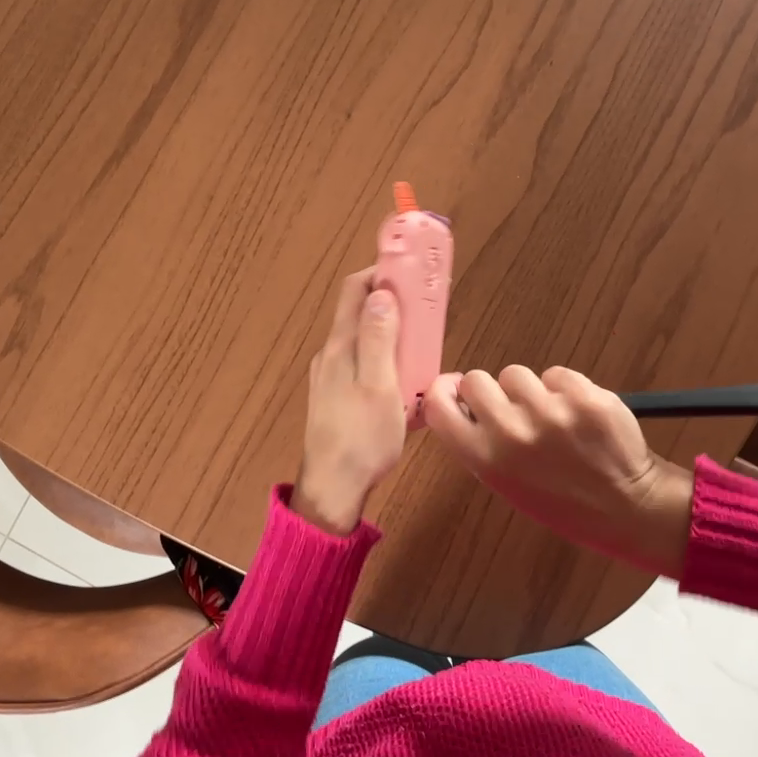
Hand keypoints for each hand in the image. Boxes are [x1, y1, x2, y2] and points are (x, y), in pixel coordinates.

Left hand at [294, 268, 407, 534]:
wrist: (333, 487)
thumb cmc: (362, 437)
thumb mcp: (379, 385)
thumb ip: (379, 338)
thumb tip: (381, 292)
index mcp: (340, 346)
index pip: (355, 289)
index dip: (380, 271)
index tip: (411, 269)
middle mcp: (330, 355)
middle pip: (359, 312)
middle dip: (391, 300)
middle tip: (426, 306)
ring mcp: (331, 377)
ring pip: (362, 340)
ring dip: (391, 331)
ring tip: (423, 340)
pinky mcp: (336, 397)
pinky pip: (363, 364)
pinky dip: (385, 358)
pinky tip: (405, 377)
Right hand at [422, 365, 693, 577]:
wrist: (626, 506)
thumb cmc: (559, 500)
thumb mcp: (504, 482)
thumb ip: (478, 441)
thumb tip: (462, 400)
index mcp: (485, 458)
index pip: (439, 405)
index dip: (444, 390)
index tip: (454, 389)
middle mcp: (511, 431)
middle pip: (476, 379)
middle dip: (490, 391)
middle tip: (511, 410)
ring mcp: (550, 411)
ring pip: (517, 374)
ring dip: (529, 390)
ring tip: (551, 418)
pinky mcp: (584, 396)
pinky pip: (557, 374)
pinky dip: (564, 389)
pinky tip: (578, 415)